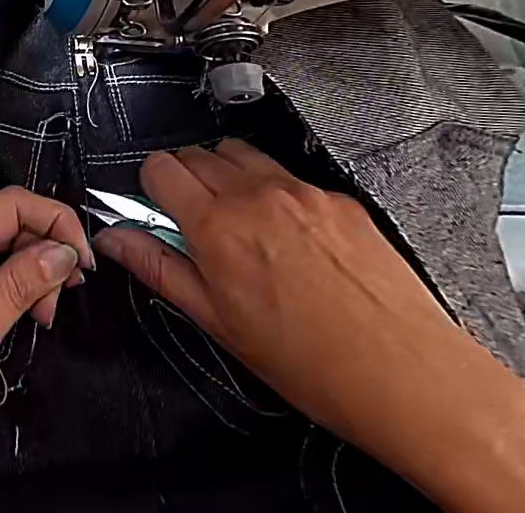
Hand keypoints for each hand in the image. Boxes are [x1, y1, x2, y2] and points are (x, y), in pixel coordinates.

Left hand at [0, 186, 94, 458]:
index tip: (83, 262)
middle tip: (61, 300)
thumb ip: (18, 288)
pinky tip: (27, 309)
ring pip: (8, 239)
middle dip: (47, 253)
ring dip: (35, 270)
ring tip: (43, 315)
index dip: (57, 222)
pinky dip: (17, 280)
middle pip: (13, 219)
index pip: (15, 203)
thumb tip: (64, 251)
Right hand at [91, 140, 468, 446]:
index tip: (155, 208)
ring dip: (226, 175)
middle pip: (197, 153)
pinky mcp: (333, 194)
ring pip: (240, 153)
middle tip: (195, 222)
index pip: (160, 168)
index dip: (149, 186)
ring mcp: (300, 189)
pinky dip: (272, 192)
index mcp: (220, 227)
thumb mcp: (220, 323)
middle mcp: (258, 195)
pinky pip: (286, 174)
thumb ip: (161, 268)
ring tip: (239, 225)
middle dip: (185, 179)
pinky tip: (287, 237)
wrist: (405, 371)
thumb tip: (119, 242)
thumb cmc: (316, 364)